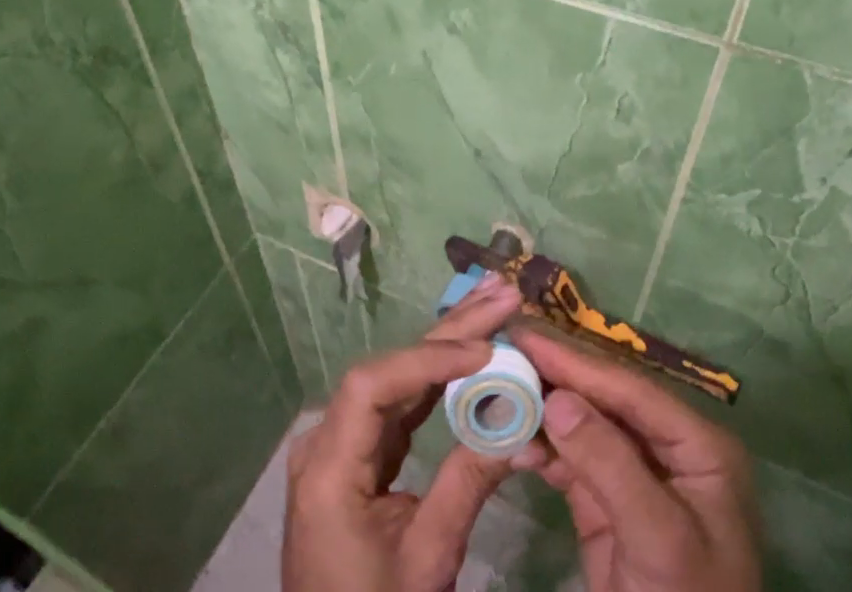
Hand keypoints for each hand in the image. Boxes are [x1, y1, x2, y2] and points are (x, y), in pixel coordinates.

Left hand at [284, 275, 523, 591]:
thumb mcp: (428, 555)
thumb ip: (469, 482)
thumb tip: (525, 426)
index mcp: (327, 468)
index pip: (371, 387)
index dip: (427, 359)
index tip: (485, 350)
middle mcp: (326, 443)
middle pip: (387, 372)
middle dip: (448, 334)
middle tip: (502, 296)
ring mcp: (341, 447)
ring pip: (396, 383)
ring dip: (447, 346)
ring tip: (494, 307)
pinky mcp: (359, 458)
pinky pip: (400, 409)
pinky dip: (437, 382)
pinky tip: (470, 354)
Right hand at [510, 327, 760, 591]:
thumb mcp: (658, 536)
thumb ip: (610, 464)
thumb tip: (558, 397)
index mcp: (698, 445)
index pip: (629, 389)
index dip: (574, 359)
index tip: (522, 333)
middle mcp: (667, 449)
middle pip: (603, 400)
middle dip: (553, 377)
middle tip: (500, 348)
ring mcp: (635, 476)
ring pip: (582, 426)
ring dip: (541, 412)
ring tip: (496, 389)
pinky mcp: (606, 504)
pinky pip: (570, 461)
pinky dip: (540, 449)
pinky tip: (511, 440)